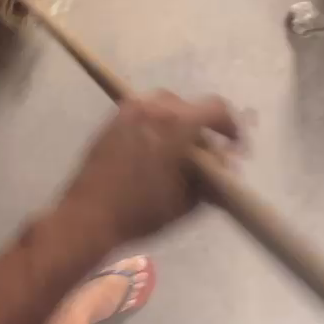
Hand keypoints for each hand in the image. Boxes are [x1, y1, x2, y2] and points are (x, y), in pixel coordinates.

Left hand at [56, 91, 239, 248]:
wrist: (87, 216)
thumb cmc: (141, 211)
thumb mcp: (187, 202)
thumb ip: (212, 180)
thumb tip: (228, 167)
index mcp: (176, 123)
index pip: (216, 109)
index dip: (232, 126)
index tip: (236, 147)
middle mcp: (153, 107)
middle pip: (190, 107)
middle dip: (204, 129)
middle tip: (208, 155)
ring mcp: (128, 111)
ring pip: (165, 108)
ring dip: (179, 125)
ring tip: (181, 154)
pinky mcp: (112, 121)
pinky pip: (144, 114)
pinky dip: (157, 127)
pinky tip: (156, 153)